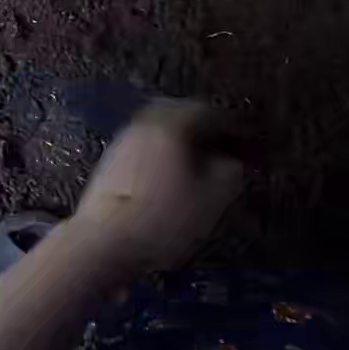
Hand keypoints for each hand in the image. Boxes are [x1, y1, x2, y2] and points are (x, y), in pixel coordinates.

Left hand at [68, 100, 244, 274]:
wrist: (103, 239)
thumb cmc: (163, 218)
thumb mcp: (212, 200)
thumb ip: (229, 173)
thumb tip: (231, 160)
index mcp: (169, 126)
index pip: (205, 110)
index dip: (229, 123)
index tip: (245, 139)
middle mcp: (143, 125)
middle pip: (178, 114)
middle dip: (201, 127)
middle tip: (221, 145)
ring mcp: (122, 141)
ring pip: (158, 130)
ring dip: (179, 140)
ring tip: (198, 164)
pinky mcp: (110, 161)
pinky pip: (144, 146)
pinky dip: (161, 153)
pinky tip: (169, 177)